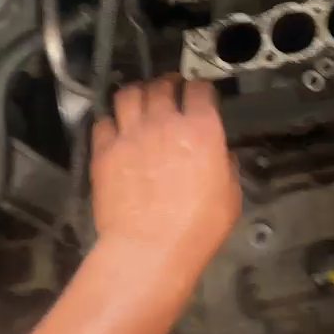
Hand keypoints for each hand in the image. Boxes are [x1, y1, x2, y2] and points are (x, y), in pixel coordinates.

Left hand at [91, 77, 240, 276]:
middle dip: (167, 84)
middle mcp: (165, 121)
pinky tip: (115, 132)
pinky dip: (110, 123)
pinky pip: (102, 123)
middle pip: (161, 85)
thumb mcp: (231, 195)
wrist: (149, 249)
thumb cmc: (198, 226)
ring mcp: (131, 133)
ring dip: (137, 94)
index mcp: (201, 128)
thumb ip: (226, 166)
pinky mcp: (104, 151)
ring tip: (139, 103)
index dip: (200, 87)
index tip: (199, 93)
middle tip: (168, 92)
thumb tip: (222, 157)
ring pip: (128, 94)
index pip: (199, 88)